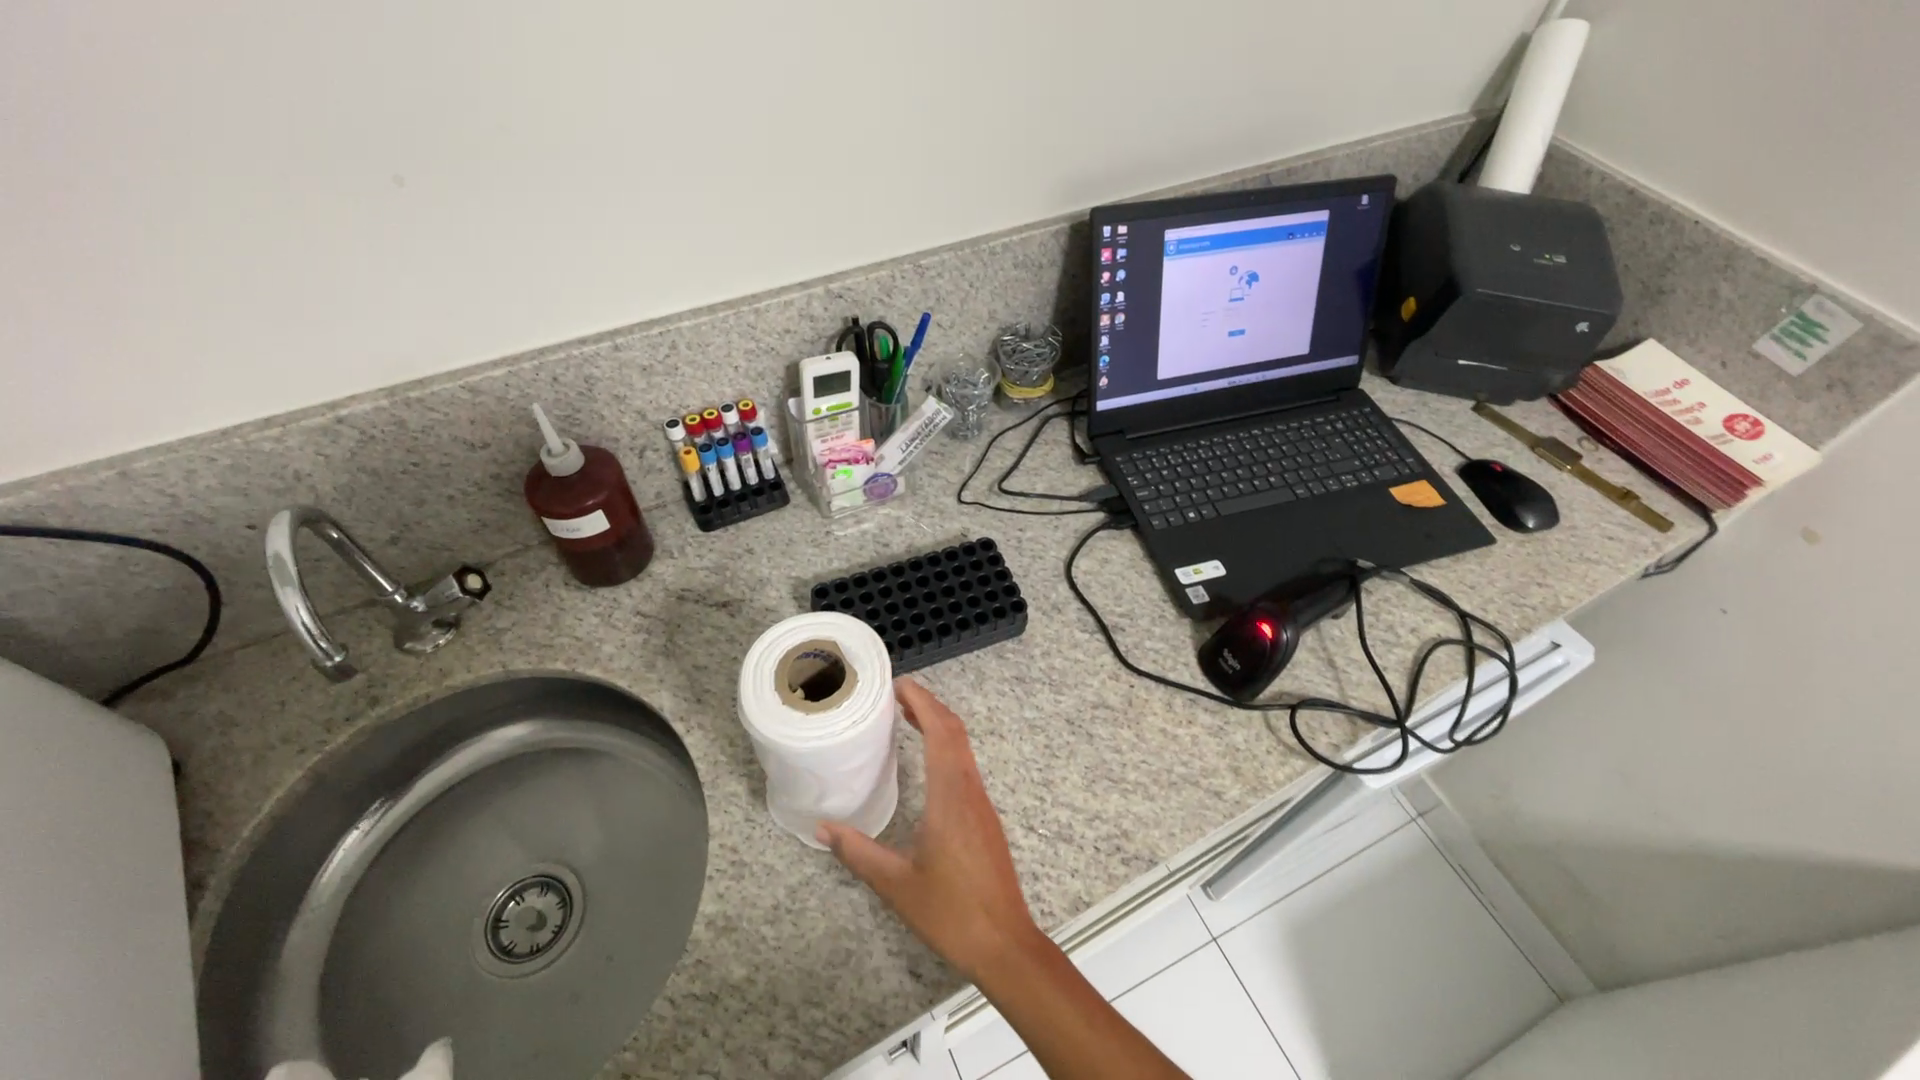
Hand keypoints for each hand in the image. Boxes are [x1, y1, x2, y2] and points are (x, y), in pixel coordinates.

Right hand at [817, 677, 1043, 982]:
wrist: (1004, 944)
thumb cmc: (950, 912)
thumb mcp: (895, 884)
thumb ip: (858, 852)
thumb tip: (823, 828)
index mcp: (950, 797)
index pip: (941, 731)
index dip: (922, 702)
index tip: (898, 685)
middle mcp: (971, 792)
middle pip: (955, 732)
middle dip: (928, 706)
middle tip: (895, 695)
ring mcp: (983, 805)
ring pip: (964, 750)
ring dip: (939, 727)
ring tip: (907, 720)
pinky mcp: (986, 821)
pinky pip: (966, 769)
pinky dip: (946, 750)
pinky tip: (928, 765)